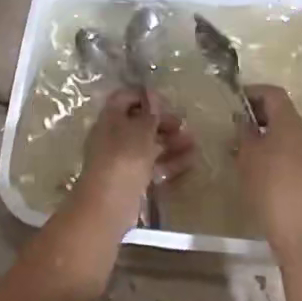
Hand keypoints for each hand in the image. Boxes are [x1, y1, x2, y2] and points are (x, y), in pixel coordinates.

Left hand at [78, 88, 195, 208]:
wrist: (108, 205)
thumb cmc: (124, 157)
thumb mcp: (141, 130)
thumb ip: (150, 113)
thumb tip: (152, 94)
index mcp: (110, 118)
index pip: (126, 98)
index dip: (146, 98)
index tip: (167, 102)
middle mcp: (113, 136)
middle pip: (139, 123)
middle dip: (163, 122)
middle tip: (183, 125)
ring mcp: (121, 159)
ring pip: (148, 146)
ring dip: (170, 143)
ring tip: (194, 144)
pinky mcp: (130, 180)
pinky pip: (151, 166)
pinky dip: (169, 163)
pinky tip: (190, 162)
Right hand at [234, 86, 301, 251]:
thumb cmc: (270, 186)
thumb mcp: (247, 156)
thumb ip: (244, 132)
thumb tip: (242, 120)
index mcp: (289, 121)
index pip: (273, 93)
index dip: (253, 92)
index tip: (235, 103)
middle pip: (282, 112)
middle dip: (259, 115)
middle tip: (237, 127)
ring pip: (288, 134)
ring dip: (267, 136)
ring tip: (244, 150)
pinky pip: (293, 153)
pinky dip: (276, 153)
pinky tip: (260, 171)